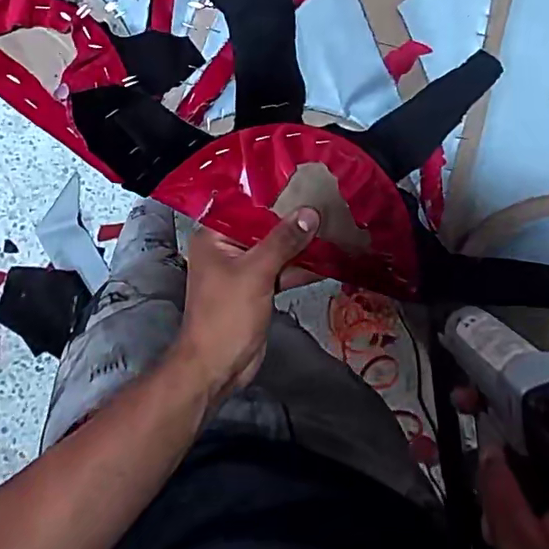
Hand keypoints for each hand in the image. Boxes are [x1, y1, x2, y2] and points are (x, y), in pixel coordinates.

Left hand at [171, 209, 318, 402]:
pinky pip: (283, 269)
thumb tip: (310, 213)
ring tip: (334, 223)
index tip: (304, 180)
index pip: (246, 205)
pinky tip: (329, 256)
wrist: (216, 369)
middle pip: (265, 226)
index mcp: (214, 237)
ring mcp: (244, 269)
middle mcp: (227, 248)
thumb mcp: (256, 273)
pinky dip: (301, 265)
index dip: (274, 194)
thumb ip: (284, 240)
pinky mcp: (259, 288)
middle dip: (293, 218)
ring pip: (277, 248)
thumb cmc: (225, 316)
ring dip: (301, 242)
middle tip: (326, 199)